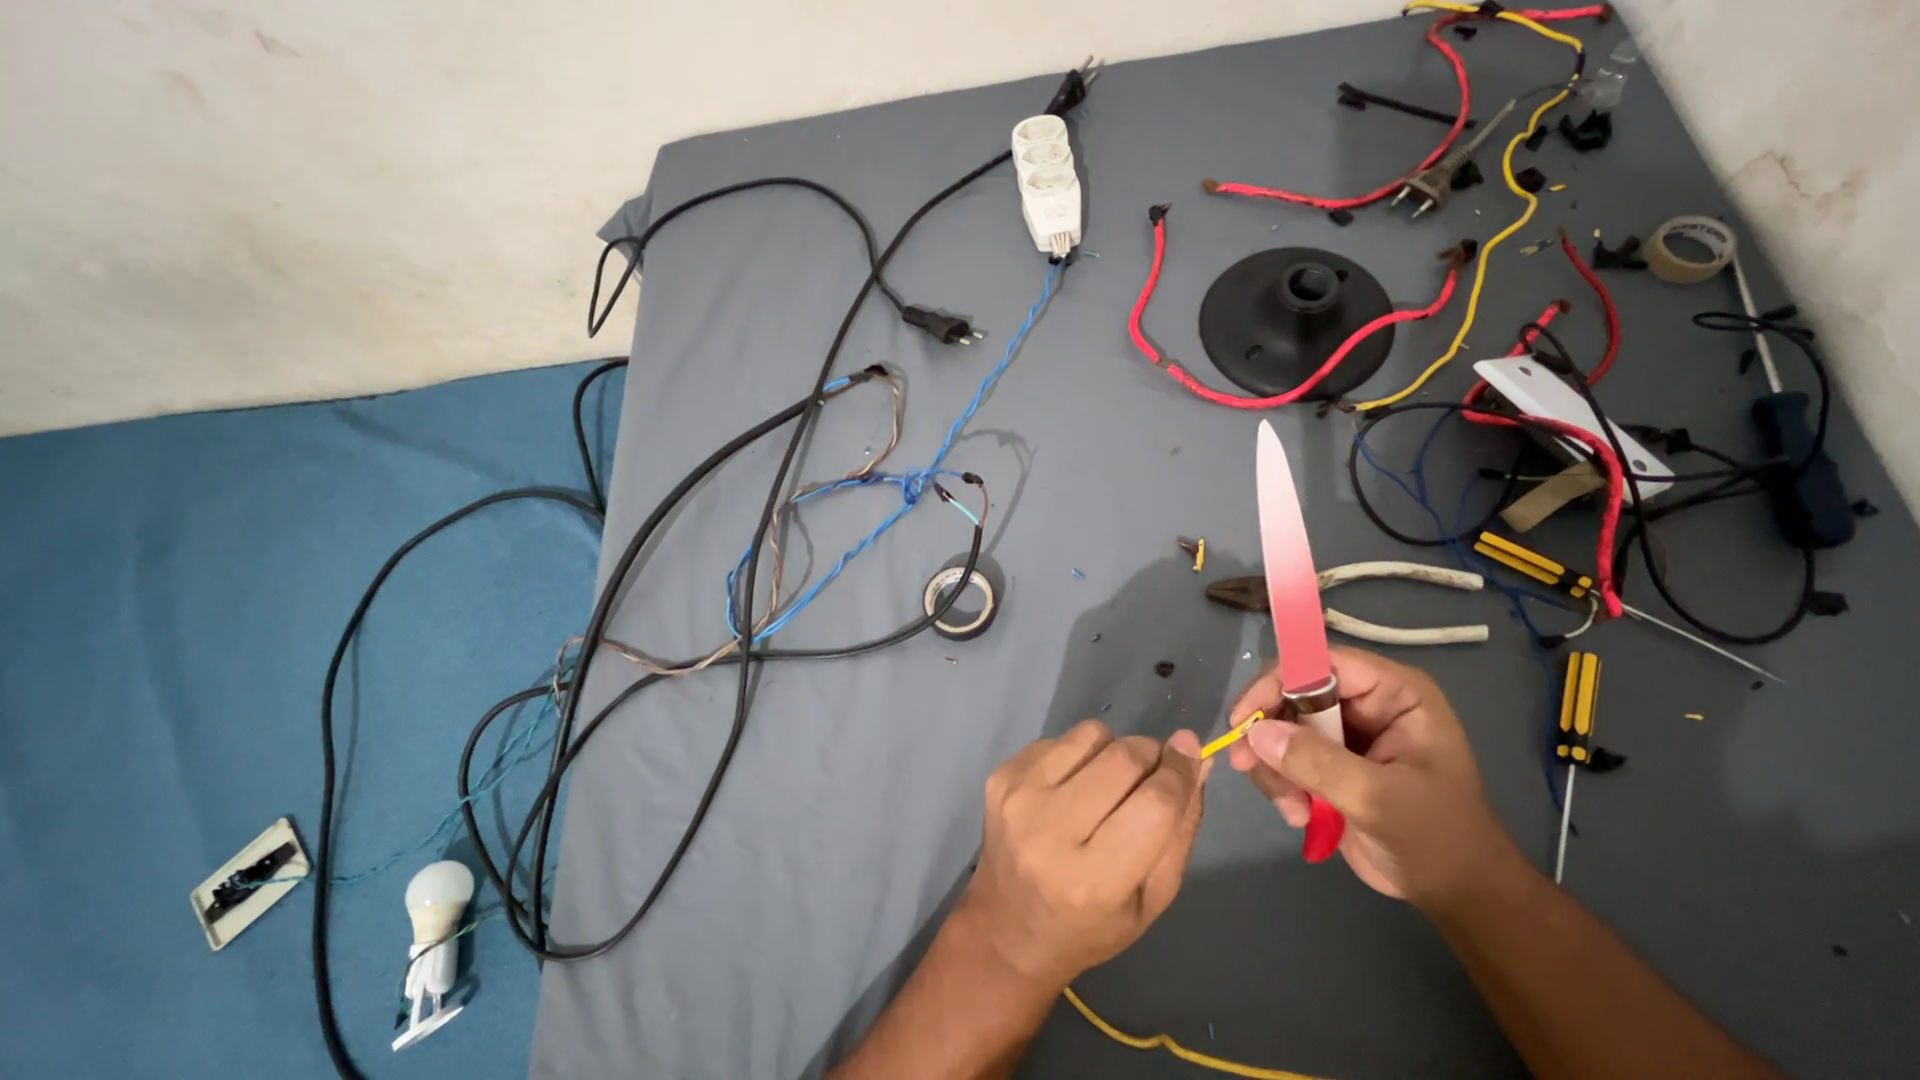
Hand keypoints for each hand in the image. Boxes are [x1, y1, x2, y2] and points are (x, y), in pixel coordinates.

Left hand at [958, 721, 1210, 989]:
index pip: (1154, 803)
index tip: (1192, 758)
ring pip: (1092, 735)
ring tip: (1109, 784)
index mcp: (1093, 879)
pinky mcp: (1000, 778)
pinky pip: (1059, 739)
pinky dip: (1079, 754)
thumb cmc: (1091, 926)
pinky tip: (1073, 788)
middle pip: (1124, 758)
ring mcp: (1018, 799)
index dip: (1180, 772)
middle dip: (1152, 755)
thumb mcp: (1152, 899)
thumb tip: (1196, 757)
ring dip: (1114, 750)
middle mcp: (1049, 832)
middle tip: (1156, 772)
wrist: (1006, 930)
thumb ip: (1181, 829)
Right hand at [1225, 646, 1519, 910]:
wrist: (1454, 891)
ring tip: (1291, 808)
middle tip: (1243, 763)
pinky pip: (1283, 757)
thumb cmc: (1437, 837)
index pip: (1322, 663)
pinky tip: (1299, 815)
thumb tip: (1255, 732)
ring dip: (1272, 766)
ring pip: (1280, 727)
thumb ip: (1319, 763)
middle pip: (1291, 692)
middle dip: (1267, 731)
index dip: (1278, 681)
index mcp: (1394, 693)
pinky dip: (1279, 783)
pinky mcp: (1328, 764)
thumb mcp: (1380, 799)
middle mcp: (1366, 704)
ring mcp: (1345, 734)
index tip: (1244, 717)